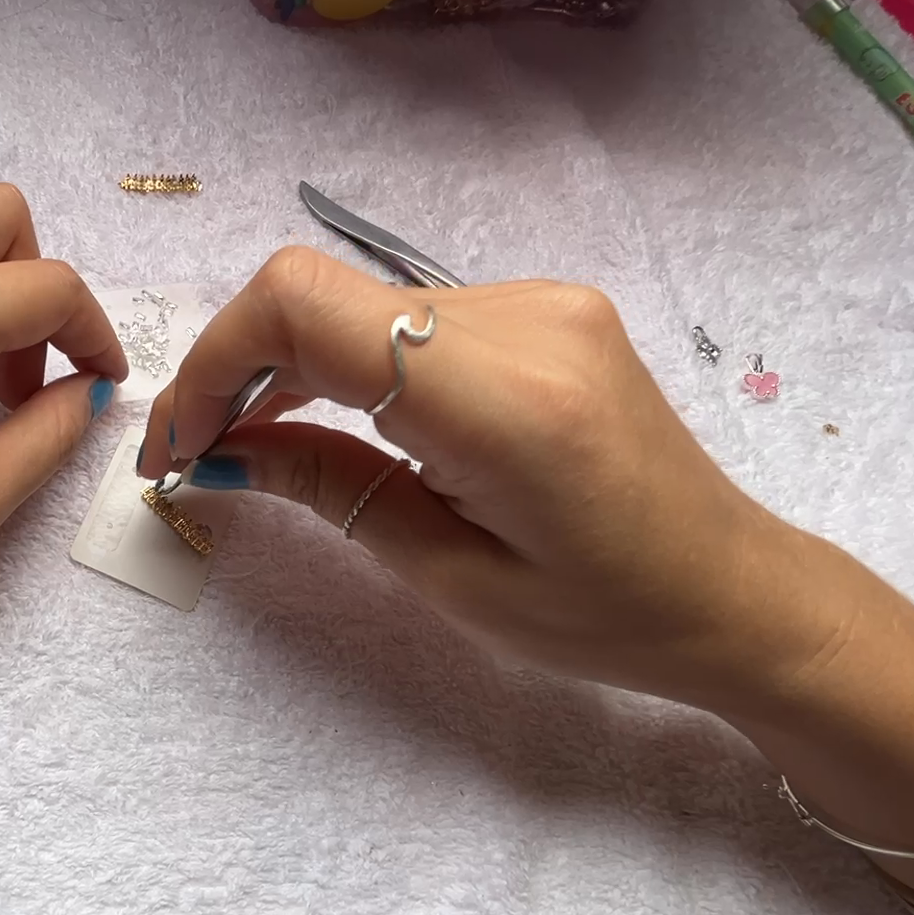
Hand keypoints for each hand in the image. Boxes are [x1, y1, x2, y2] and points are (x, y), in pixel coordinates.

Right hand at [138, 247, 836, 706]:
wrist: (734, 591)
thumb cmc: (598, 617)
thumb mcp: (441, 569)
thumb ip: (324, 485)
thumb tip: (215, 452)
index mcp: (502, 398)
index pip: (306, 310)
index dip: (215, 362)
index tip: (179, 441)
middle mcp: (519, 316)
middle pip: (310, 296)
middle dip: (224, 370)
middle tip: (182, 449)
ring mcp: (529, 300)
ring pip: (340, 304)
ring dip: (266, 367)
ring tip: (227, 439)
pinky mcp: (525, 309)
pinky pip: (384, 318)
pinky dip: (321, 363)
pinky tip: (300, 414)